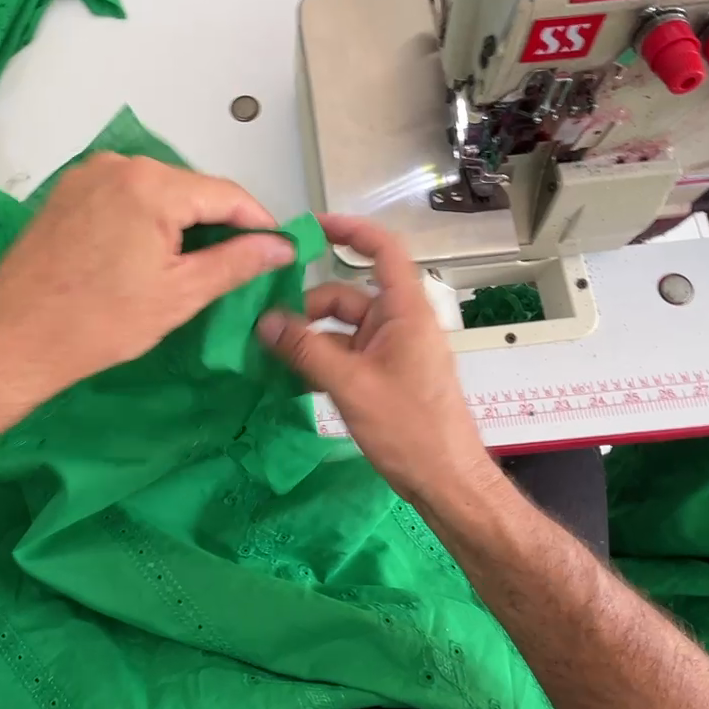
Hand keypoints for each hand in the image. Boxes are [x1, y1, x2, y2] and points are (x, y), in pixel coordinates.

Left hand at [0, 152, 294, 408]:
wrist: (12, 340)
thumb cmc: (98, 323)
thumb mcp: (180, 295)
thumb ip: (237, 263)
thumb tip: (281, 246)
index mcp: (152, 184)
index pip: (227, 194)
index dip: (259, 223)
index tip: (279, 249)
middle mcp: (118, 165)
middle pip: (191, 189)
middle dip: (219, 224)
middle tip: (239, 266)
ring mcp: (86, 176)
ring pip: (157, 193)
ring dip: (182, 223)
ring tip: (195, 267)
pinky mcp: (65, 194)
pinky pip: (124, 198)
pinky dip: (146, 221)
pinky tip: (149, 256)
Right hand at [256, 214, 493, 504]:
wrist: (445, 481)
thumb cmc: (409, 429)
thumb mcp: (351, 385)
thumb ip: (305, 350)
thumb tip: (263, 321)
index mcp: (405, 312)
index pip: (382, 251)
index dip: (350, 231)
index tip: (311, 227)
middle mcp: (399, 323)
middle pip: (347, 296)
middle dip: (306, 307)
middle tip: (264, 324)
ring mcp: (391, 351)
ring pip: (341, 330)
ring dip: (308, 339)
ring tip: (268, 355)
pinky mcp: (384, 376)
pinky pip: (345, 356)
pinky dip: (319, 361)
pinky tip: (289, 378)